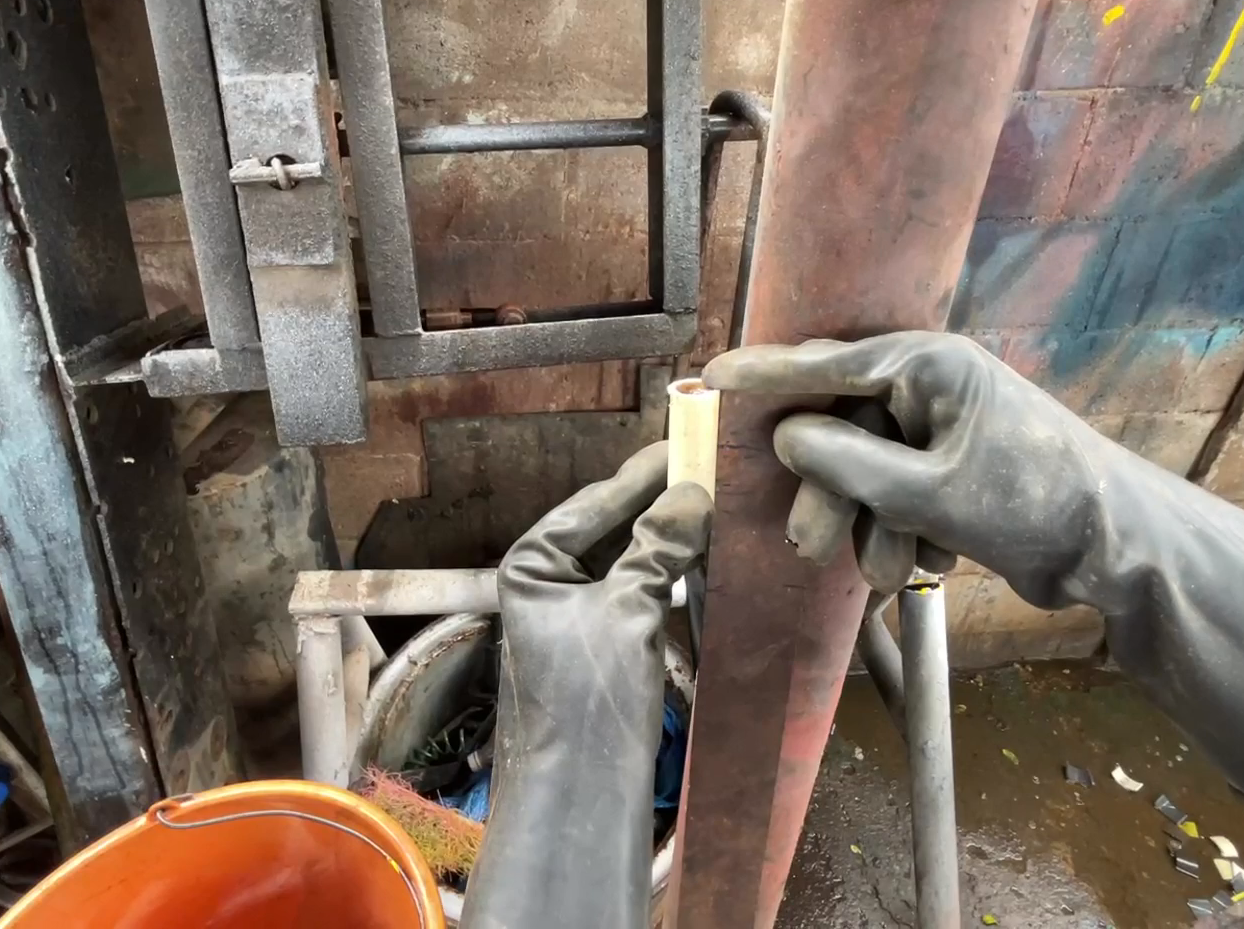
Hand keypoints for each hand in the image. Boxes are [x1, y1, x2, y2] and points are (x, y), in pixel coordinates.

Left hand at [464, 442, 710, 928]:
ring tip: (711, 503)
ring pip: (625, 556)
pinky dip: (665, 570)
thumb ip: (657, 546)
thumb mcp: (628, 611)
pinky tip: (698, 552)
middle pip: (610, 526)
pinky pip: (635, 586)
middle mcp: (546, 578)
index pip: (595, 502)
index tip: (685, 448)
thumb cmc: (590, 697)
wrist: (582, 796)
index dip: (642, 476)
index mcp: (532, 562)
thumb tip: (694, 491)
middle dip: (657, 503)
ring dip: (665, 535)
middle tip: (706, 471)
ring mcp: (572, 608)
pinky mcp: (600, 635)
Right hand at [704, 332, 1243, 824]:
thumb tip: (786, 437)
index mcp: (928, 365)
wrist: (1123, 555)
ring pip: (862, 469)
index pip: (828, 364)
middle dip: (831, 494)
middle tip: (809, 545)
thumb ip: (848, 462)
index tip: (713, 376)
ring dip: (869, 524)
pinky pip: (890, 488)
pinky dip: (900, 527)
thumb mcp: (930, 492)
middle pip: (840, 429)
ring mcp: (935, 424)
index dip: (765, 374)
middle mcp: (926, 384)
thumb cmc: (1035, 506)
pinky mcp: (943, 462)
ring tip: (893, 570)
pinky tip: (931, 557)